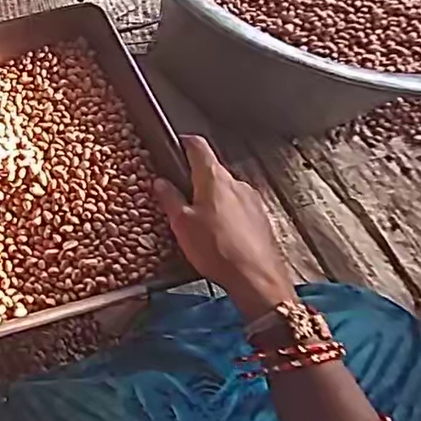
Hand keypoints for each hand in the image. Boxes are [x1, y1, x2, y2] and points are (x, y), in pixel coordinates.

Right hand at [152, 135, 295, 314]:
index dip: (184, 142)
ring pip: (225, 191)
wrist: (255, 277)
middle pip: (212, 171)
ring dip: (211, 200)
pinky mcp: (260, 218)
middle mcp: (237, 184)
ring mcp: (252, 200)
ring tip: (198, 223)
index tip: (177, 144)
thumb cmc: (217, 250)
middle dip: (195, 180)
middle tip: (178, 196)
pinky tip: (217, 235)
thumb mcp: (181, 224)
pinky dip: (225, 214)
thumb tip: (160, 183)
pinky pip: (237, 208)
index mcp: (214, 179)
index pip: (198, 147)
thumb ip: (169, 199)